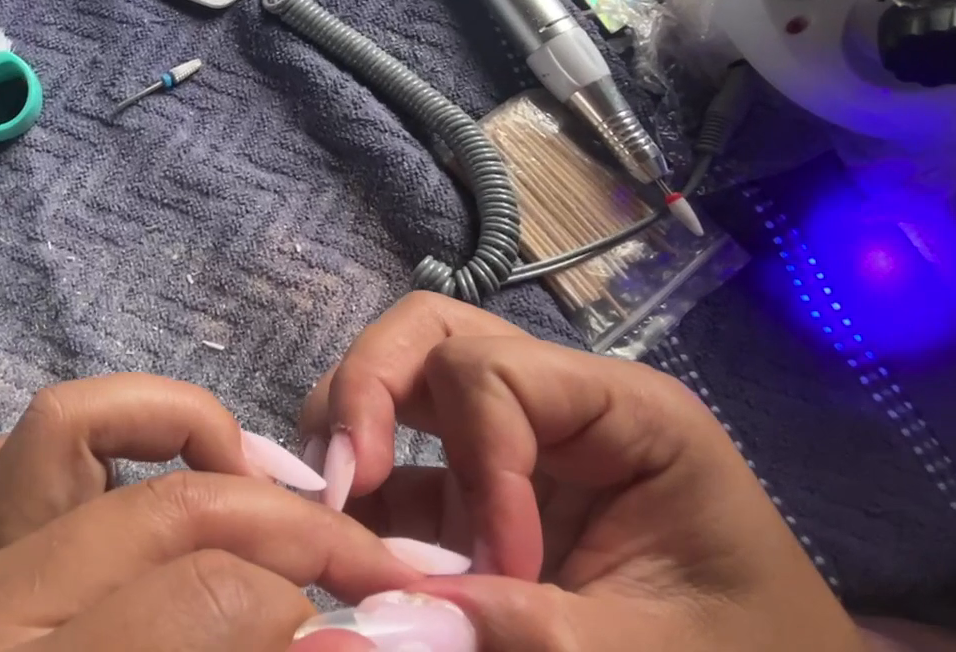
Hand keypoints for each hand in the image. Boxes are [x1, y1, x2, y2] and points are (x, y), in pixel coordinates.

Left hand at [0, 374, 428, 650]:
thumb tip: (373, 636)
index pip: (206, 595)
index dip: (304, 609)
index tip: (377, 631)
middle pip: (167, 508)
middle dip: (286, 522)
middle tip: (363, 559)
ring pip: (73, 424)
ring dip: (185, 429)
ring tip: (260, 480)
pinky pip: (29, 449)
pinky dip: (109, 432)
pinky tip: (172, 474)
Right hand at [293, 291, 864, 650]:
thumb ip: (536, 633)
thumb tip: (396, 613)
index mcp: (625, 410)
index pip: (500, 374)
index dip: (475, 459)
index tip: (497, 566)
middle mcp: (557, 401)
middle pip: (433, 334)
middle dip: (369, 390)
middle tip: (339, 477)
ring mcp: (510, 442)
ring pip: (403, 375)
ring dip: (349, 424)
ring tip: (331, 502)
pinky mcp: (475, 490)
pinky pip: (397, 458)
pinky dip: (356, 484)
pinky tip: (340, 530)